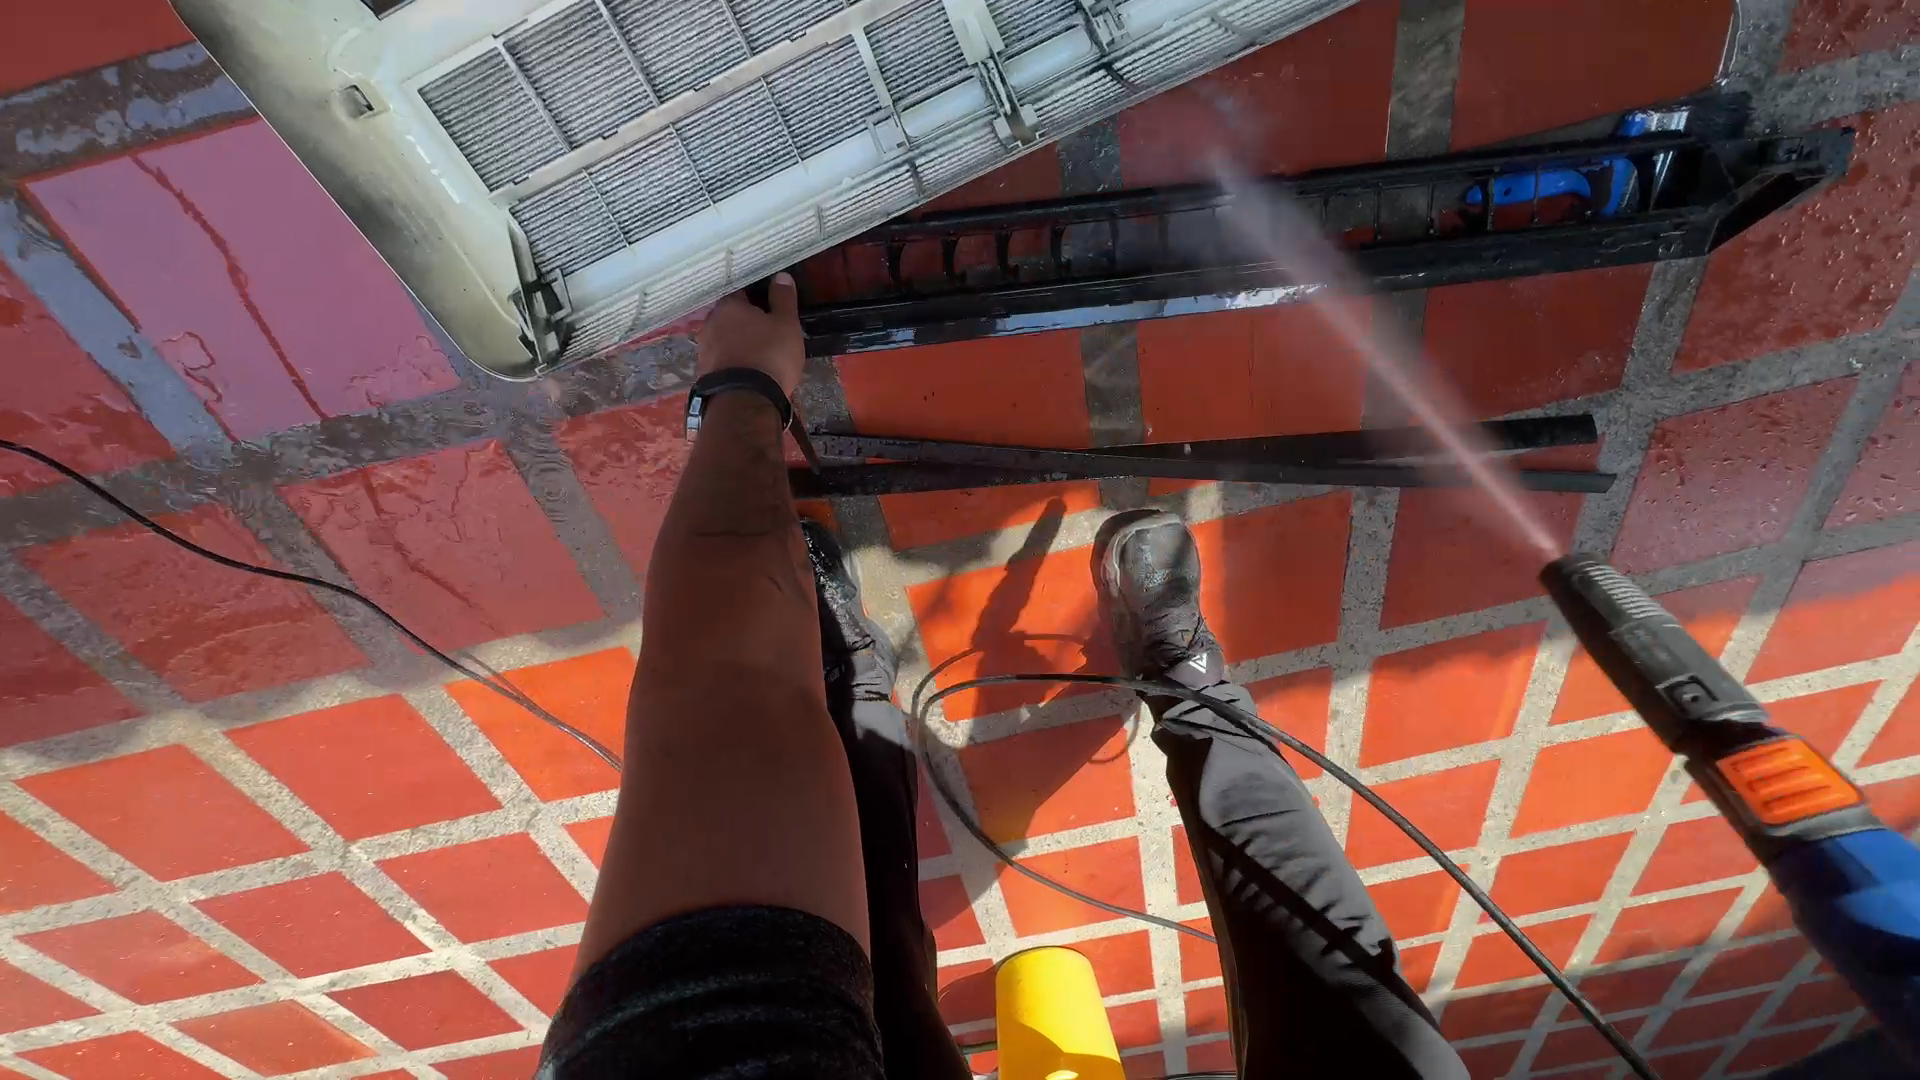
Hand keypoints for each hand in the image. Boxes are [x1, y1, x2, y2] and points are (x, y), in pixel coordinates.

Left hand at [695, 272, 804, 395]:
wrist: (744, 401)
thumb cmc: (770, 355)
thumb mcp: (786, 325)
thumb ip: (784, 299)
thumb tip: (781, 276)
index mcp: (729, 305)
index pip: (743, 293)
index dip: (759, 300)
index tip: (772, 311)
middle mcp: (710, 322)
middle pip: (731, 317)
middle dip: (747, 323)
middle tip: (768, 335)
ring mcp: (704, 349)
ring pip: (725, 339)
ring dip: (739, 344)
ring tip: (759, 357)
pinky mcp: (704, 373)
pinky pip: (723, 360)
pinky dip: (734, 362)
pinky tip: (747, 372)